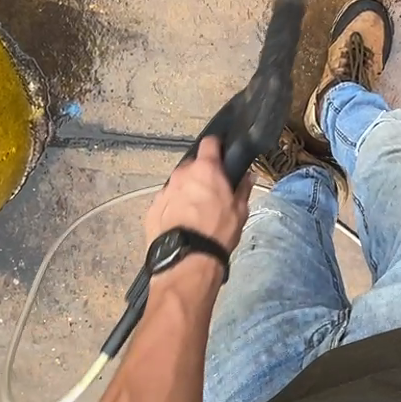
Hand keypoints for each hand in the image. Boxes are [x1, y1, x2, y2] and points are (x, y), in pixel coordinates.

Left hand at [142, 137, 251, 253]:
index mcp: (206, 170)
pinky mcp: (152, 208)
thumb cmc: (216, 232)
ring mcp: (165, 191)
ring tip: (196, 212)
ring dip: (186, 192)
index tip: (220, 152)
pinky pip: (166, 202)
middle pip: (192, 166)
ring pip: (178, 184)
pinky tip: (182, 223)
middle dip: (201, 175)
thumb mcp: (240, 211)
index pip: (210, 143)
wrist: (187, 258)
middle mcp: (182, 175)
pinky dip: (173, 207)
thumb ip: (242, 189)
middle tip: (212, 191)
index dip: (216, 146)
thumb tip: (247, 177)